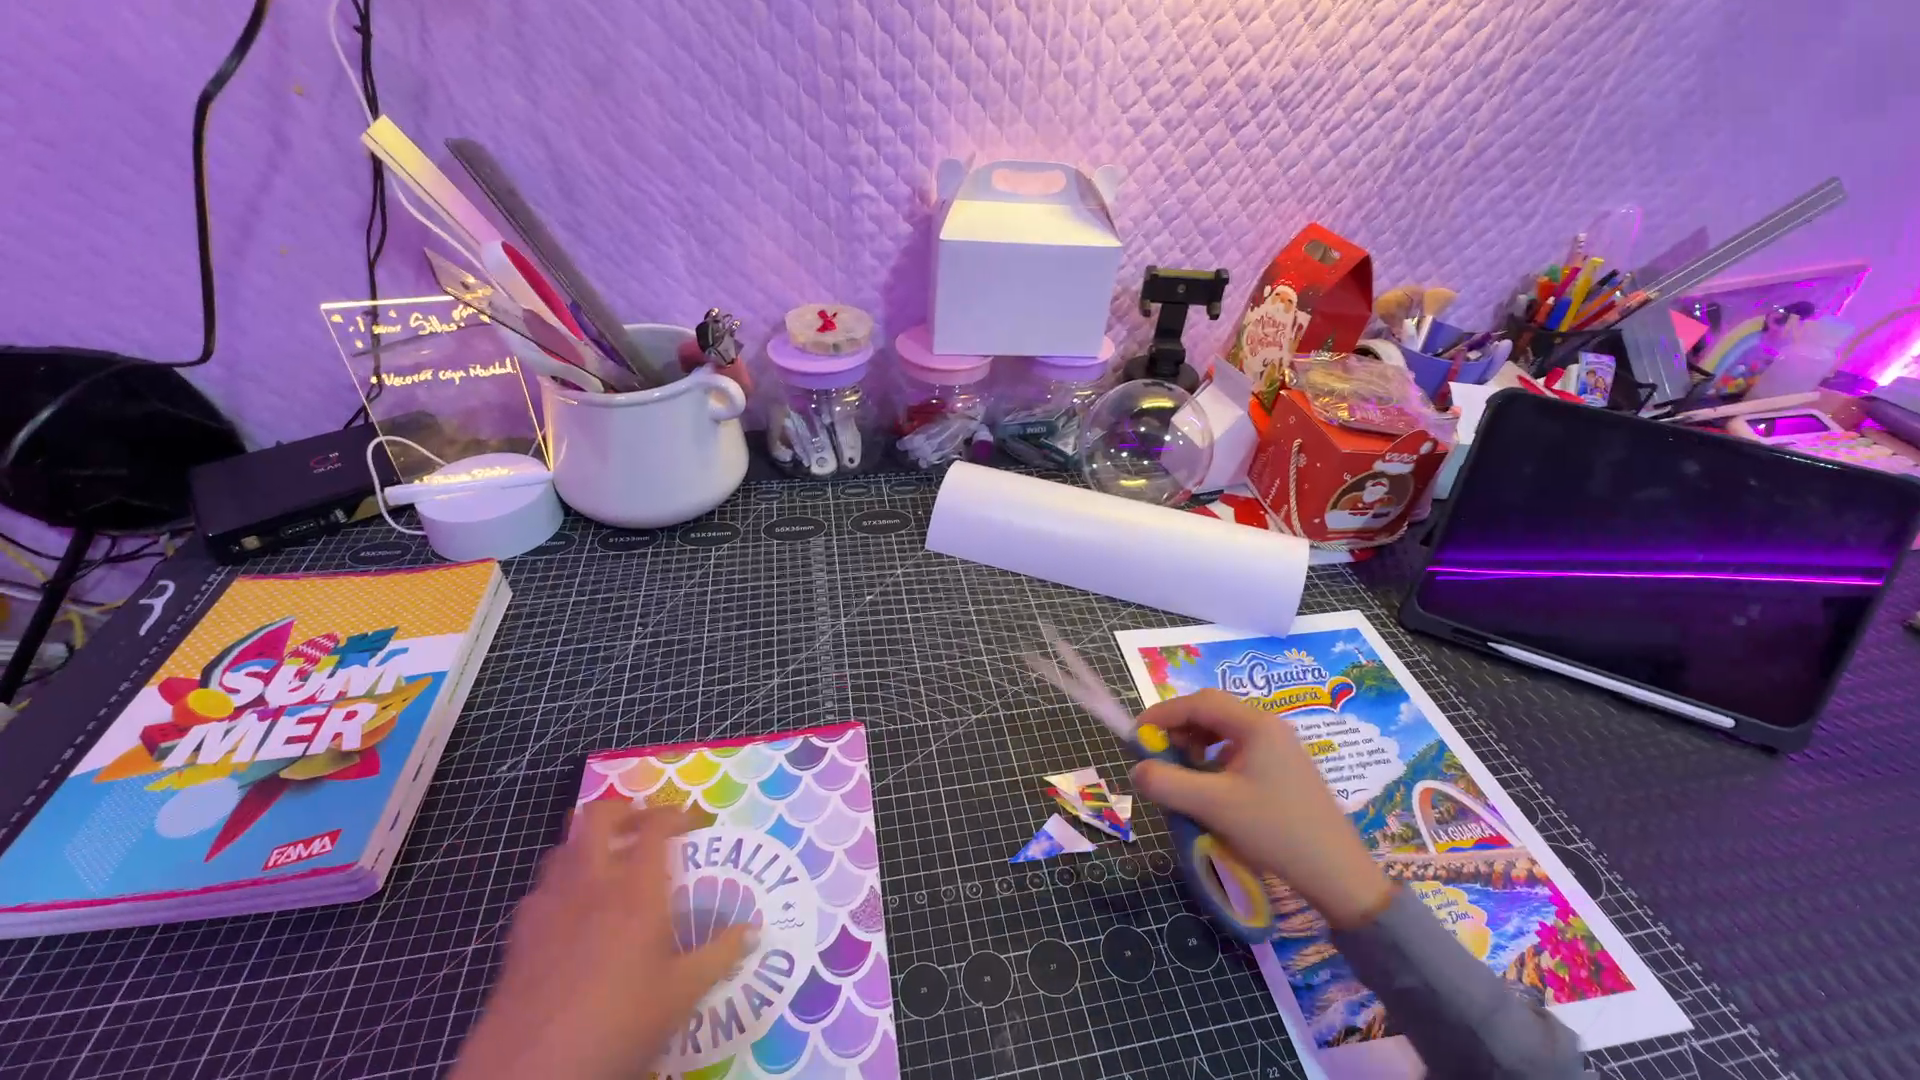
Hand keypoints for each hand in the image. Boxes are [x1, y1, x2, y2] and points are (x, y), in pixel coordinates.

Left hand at [452, 802, 753, 1079]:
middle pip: (599, 817)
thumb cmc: (619, 1024)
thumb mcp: (682, 995)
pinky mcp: (520, 931)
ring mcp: (549, 903)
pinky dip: (563, 883)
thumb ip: (720, 955)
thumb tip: (753, 930)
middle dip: (625, 812)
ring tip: (610, 864)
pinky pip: (543, 886)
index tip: (693, 823)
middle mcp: (591, 883)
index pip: (656, 828)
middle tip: (645, 827)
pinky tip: (573, 913)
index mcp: (636, 891)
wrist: (531, 1069)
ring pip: (565, 846)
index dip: (676, 815)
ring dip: (590, 844)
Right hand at [1129, 689, 1393, 929]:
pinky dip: (1215, 760)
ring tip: (1183, 773)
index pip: (1198, 702)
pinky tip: (1211, 788)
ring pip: (1225, 731)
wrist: (1336, 872)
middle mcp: (1269, 726)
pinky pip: (1239, 750)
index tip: (1136, 735)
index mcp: (1255, 725)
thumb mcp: (1212, 806)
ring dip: (1197, 745)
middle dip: (1179, 729)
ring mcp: (1280, 747)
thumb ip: (1167, 783)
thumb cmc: (1274, 830)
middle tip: (1159, 756)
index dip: (1162, 714)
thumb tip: (1137, 769)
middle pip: (1212, 711)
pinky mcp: (1285, 768)